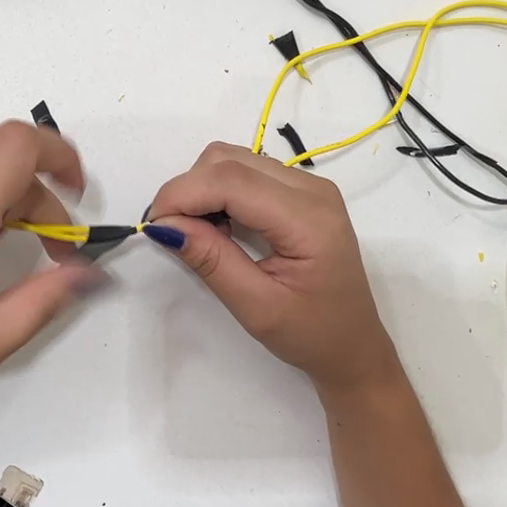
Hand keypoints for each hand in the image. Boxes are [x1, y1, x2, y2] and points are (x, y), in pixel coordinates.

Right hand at [147, 142, 397, 394]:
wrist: (354, 346)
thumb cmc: (311, 334)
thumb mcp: (256, 307)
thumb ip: (211, 260)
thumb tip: (164, 225)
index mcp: (309, 219)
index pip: (231, 181)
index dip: (182, 194)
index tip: (153, 226)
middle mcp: (311, 189)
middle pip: (228, 160)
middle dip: (188, 190)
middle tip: (174, 234)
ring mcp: (308, 186)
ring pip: (233, 159)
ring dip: (202, 188)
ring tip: (199, 234)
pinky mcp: (299, 191)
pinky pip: (246, 172)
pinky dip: (218, 191)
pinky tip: (218, 227)